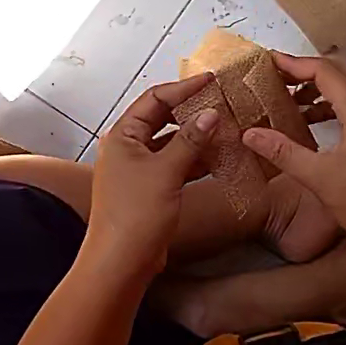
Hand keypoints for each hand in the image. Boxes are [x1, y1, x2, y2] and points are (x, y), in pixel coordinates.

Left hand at [87, 74, 218, 280]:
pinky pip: (174, 164)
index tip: (209, 81)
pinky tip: (216, 158)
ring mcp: (137, 168)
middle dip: (190, 111)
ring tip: (224, 130)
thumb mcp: (167, 172)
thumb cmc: (134, 215)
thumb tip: (211, 114)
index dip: (183, 88)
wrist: (121, 263)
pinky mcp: (149, 188)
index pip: (154, 99)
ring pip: (170, 142)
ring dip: (195, 137)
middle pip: (161, 118)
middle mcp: (126, 147)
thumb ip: (190, 140)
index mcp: (122, 135)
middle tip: (219, 102)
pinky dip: (193, 160)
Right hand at [239, 52, 345, 244]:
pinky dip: (332, 100)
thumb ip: (283, 152)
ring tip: (292, 98)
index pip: (325, 71)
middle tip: (279, 75)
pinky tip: (312, 118)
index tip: (270, 63)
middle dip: (308, 67)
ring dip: (321, 84)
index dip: (295, 64)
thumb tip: (250, 134)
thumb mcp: (318, 178)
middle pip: (340, 68)